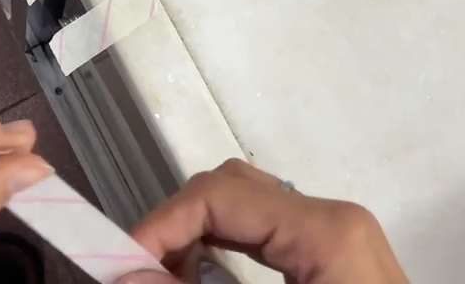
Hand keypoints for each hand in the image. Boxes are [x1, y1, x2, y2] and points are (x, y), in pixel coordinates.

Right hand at [121, 158, 409, 283]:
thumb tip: (125, 276)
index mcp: (324, 231)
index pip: (215, 195)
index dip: (161, 224)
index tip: (123, 266)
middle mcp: (333, 218)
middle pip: (228, 190)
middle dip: (178, 229)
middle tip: (146, 275)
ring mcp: (340, 237)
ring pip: (244, 203)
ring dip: (200, 236)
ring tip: (172, 279)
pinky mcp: (339, 259)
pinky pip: (267, 230)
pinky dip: (229, 247)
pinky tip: (211, 280)